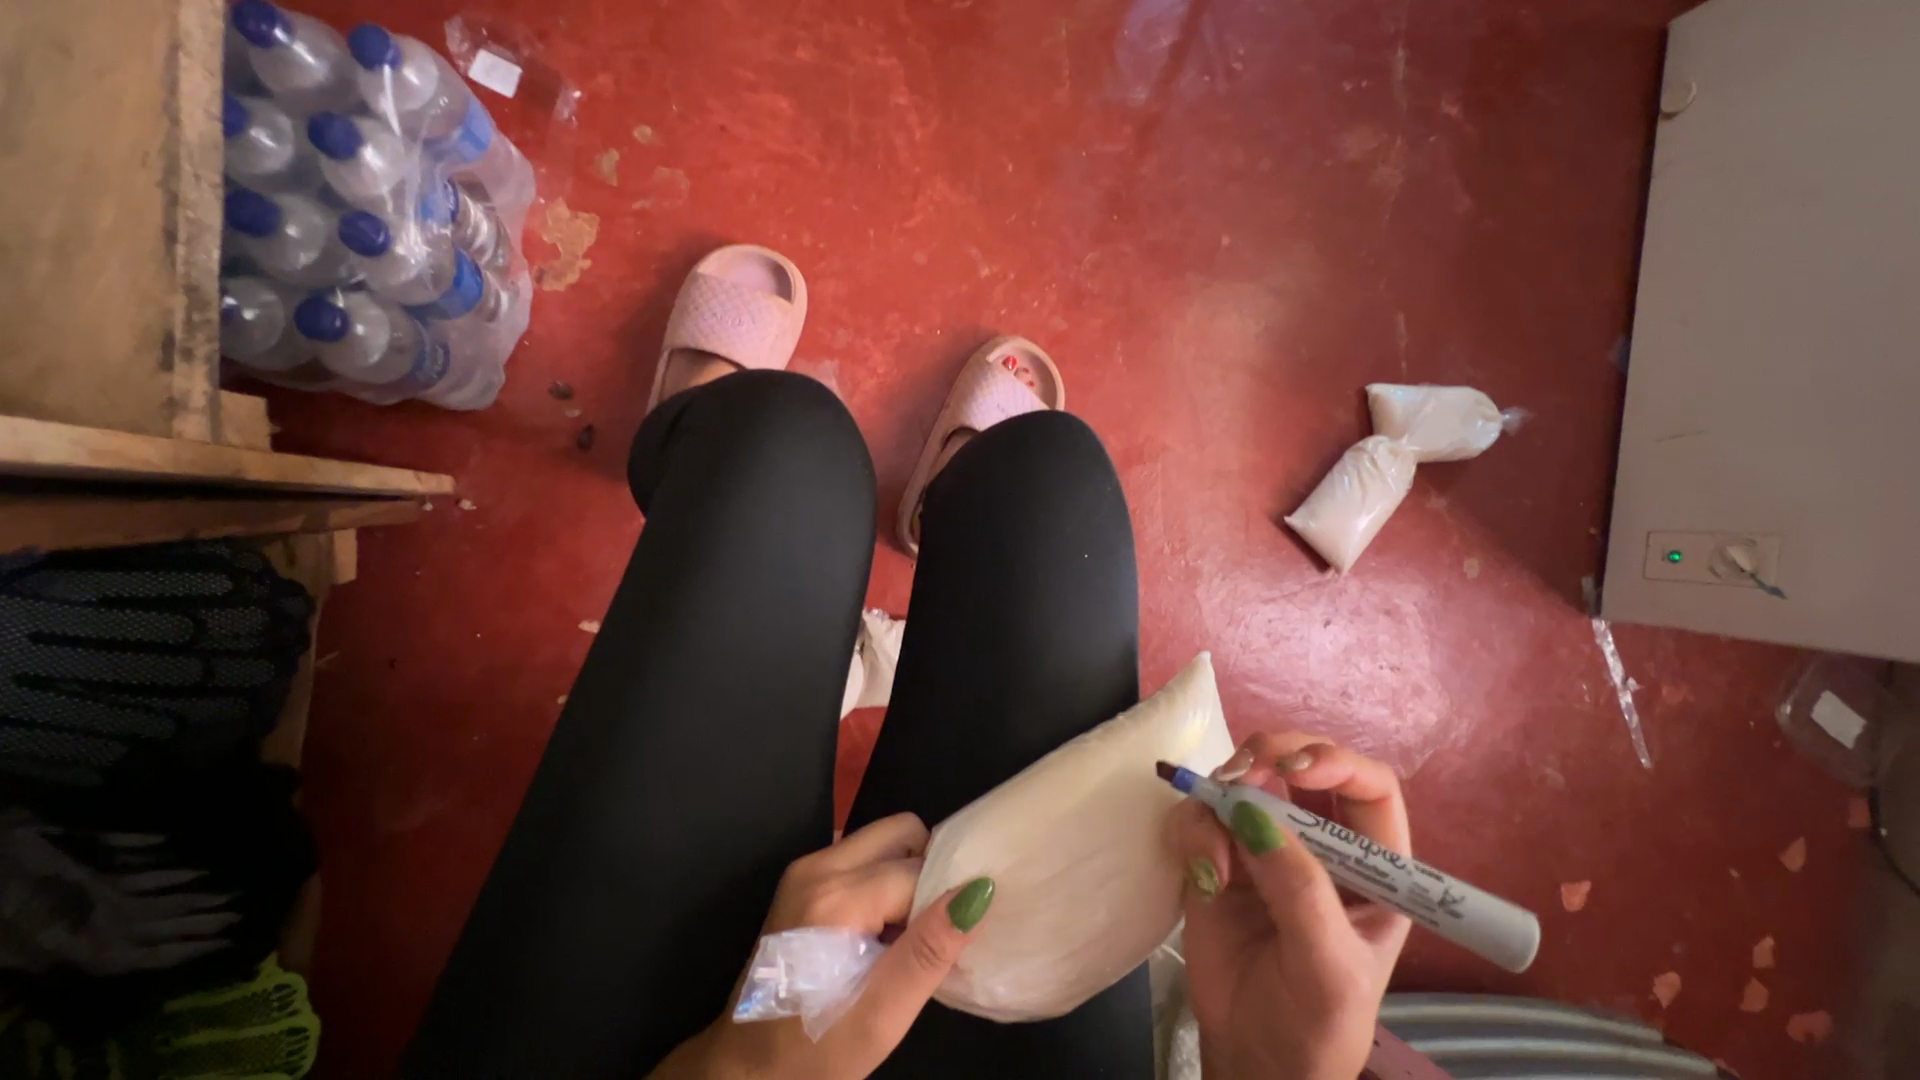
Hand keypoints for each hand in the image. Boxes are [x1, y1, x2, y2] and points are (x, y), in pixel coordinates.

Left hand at [649, 813, 994, 1079]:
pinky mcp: (803, 877)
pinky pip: (864, 855)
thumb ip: (929, 950)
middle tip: (926, 932)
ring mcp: (806, 867)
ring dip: (906, 876)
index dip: (943, 904)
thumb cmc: (814, 1051)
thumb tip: (979, 890)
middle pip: (902, 832)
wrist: (744, 1067)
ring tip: (902, 936)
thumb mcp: (880, 1017)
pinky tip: (879, 932)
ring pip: (884, 839)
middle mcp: (819, 865)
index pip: (919, 871)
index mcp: (836, 897)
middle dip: (928, 872)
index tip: (946, 943)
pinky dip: (885, 880)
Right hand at [1169, 734, 1412, 1079]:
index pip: (1368, 786)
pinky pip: (1199, 815)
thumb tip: (1254, 815)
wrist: (1252, 1055)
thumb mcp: (1327, 966)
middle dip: (1268, 756)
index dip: (1335, 762)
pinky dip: (1193, 831)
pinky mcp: (1218, 855)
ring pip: (1242, 783)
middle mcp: (1320, 844)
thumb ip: (1299, 889)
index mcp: (1373, 867)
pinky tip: (1202, 876)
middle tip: (1239, 773)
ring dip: (1222, 800)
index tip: (1292, 771)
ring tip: (1216, 860)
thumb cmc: (1315, 1023)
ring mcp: (1265, 845)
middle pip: (1299, 764)